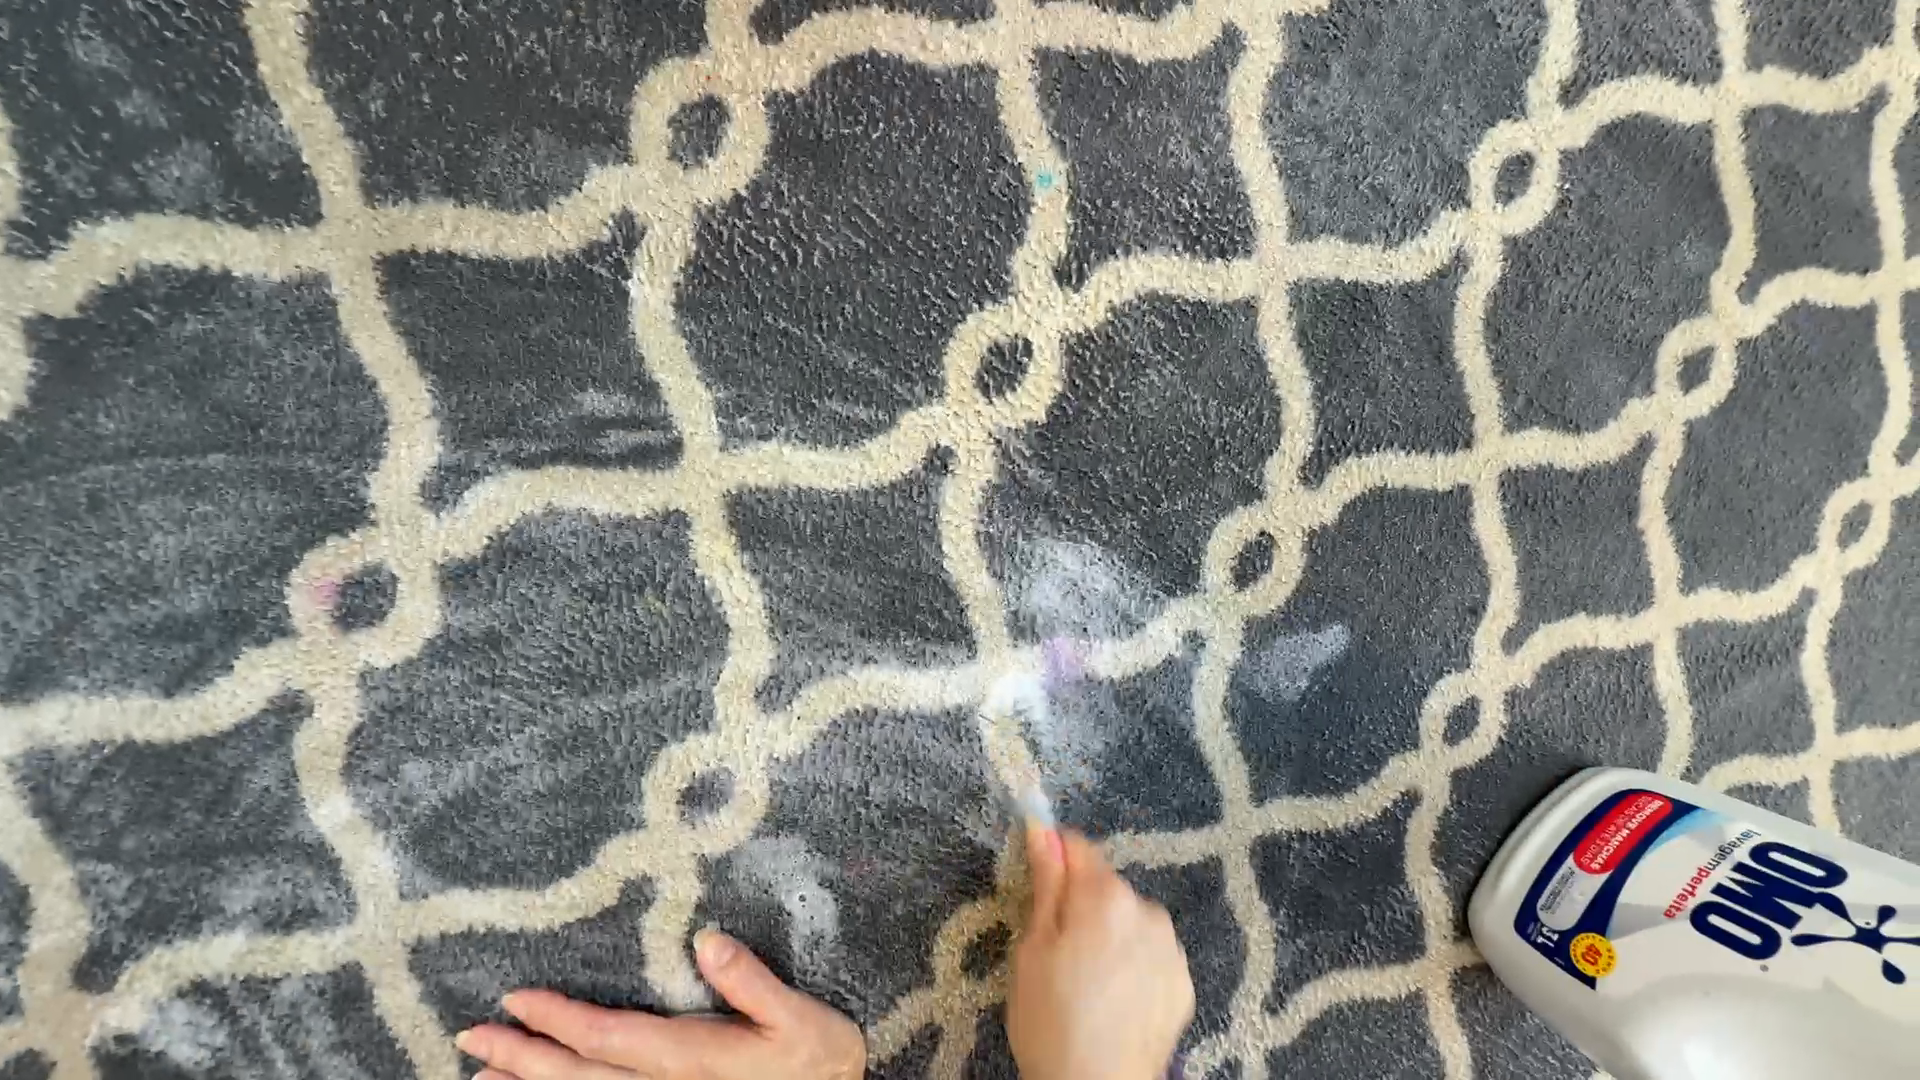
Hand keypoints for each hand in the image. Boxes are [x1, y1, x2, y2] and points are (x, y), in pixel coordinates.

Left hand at [454, 928, 864, 1079]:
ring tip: (486, 1074)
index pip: (606, 1036)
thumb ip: (750, 980)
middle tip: (471, 1038)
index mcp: (689, 1057)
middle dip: (522, 1057)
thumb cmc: (816, 1055)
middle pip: (579, 1075)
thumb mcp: (794, 1013)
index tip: (515, 998)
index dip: (557, 1020)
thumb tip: (706, 938)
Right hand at [1007, 823, 1194, 1079]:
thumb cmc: (1050, 1018)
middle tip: (1060, 950)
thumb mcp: (1033, 947)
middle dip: (1082, 903)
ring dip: (1111, 932)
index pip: (1078, 846)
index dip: (1055, 861)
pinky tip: (1116, 997)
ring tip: (1089, 979)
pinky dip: (1134, 962)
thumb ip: (1046, 882)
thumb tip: (1042, 828)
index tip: (1041, 891)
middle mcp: (1147, 909)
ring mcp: (1172, 947)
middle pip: (1105, 885)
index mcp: (1106, 894)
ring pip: (1129, 918)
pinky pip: (1151, 952)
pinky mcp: (1184, 982)